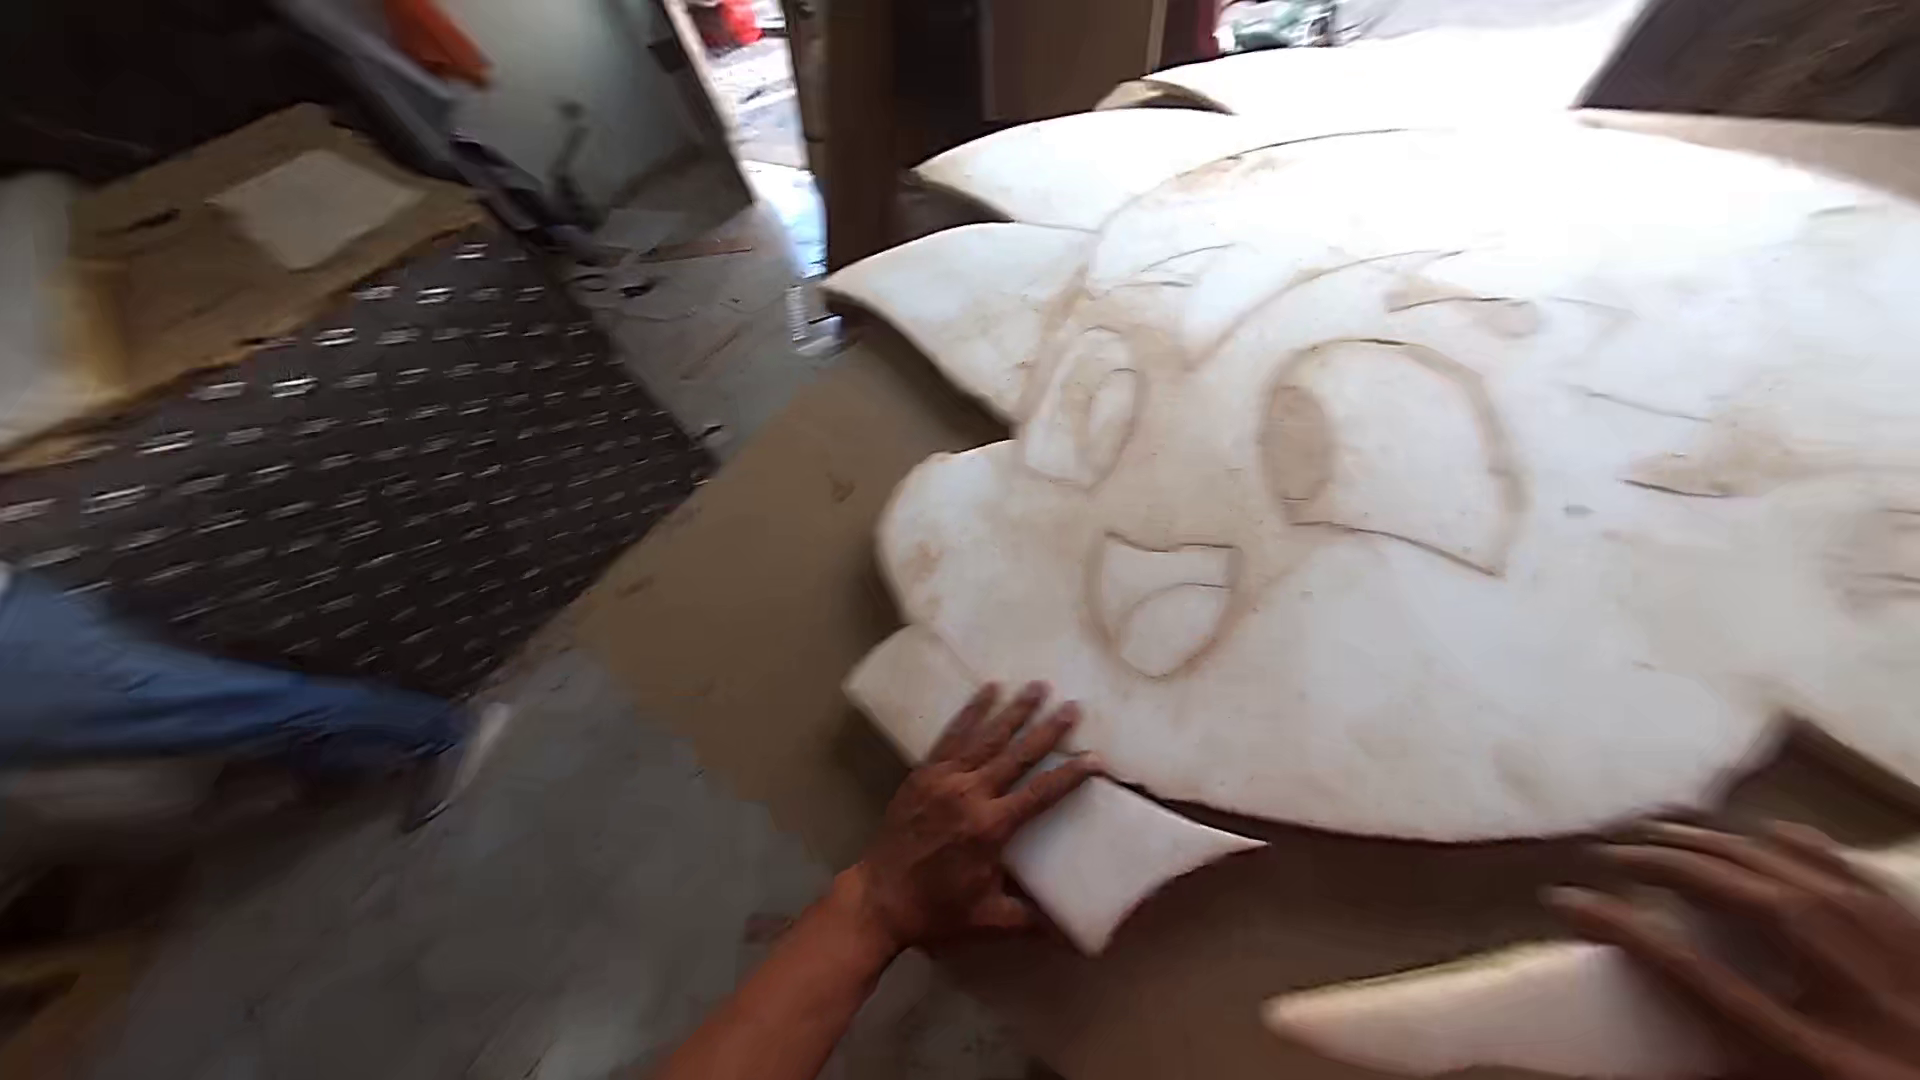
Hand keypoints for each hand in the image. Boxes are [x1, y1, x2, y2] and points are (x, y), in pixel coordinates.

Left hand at [842, 682, 1099, 951]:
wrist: (879, 897)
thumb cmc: (937, 909)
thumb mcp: (988, 919)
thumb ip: (1030, 918)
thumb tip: (1072, 935)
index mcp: (990, 828)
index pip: (1040, 794)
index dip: (1070, 775)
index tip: (1095, 757)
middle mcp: (970, 794)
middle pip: (1017, 755)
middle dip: (1047, 730)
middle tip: (1072, 706)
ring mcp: (944, 778)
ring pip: (986, 737)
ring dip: (1014, 710)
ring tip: (1037, 686)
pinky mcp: (924, 771)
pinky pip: (951, 735)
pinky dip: (971, 711)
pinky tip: (987, 691)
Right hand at [1549, 820, 1919, 1079]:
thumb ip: (1691, 1057)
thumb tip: (1596, 1018)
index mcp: (1825, 1066)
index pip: (1699, 976)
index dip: (1620, 927)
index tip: (1559, 899)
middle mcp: (1877, 1017)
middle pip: (1768, 910)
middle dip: (1676, 866)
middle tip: (1612, 853)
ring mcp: (1919, 987)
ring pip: (1818, 889)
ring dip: (1726, 848)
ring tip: (1662, 832)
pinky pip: (1878, 894)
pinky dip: (1815, 855)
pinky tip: (1762, 833)